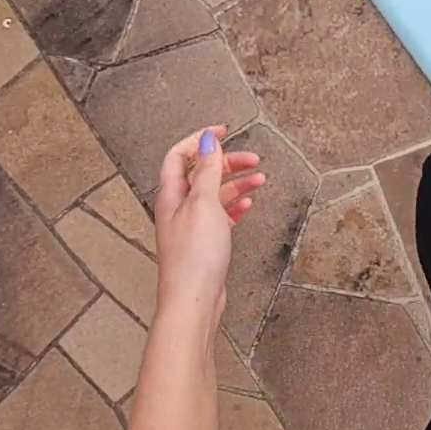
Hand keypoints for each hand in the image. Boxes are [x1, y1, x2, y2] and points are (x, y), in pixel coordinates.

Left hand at [153, 126, 265, 316]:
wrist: (194, 299)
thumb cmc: (194, 257)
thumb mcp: (203, 203)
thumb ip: (206, 170)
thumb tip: (208, 140)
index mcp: (172, 195)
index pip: (179, 155)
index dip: (199, 139)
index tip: (223, 130)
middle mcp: (178, 208)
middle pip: (201, 173)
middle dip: (226, 161)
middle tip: (252, 158)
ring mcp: (191, 225)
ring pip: (214, 193)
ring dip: (236, 183)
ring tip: (259, 180)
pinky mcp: (204, 241)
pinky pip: (221, 214)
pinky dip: (235, 205)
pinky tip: (247, 205)